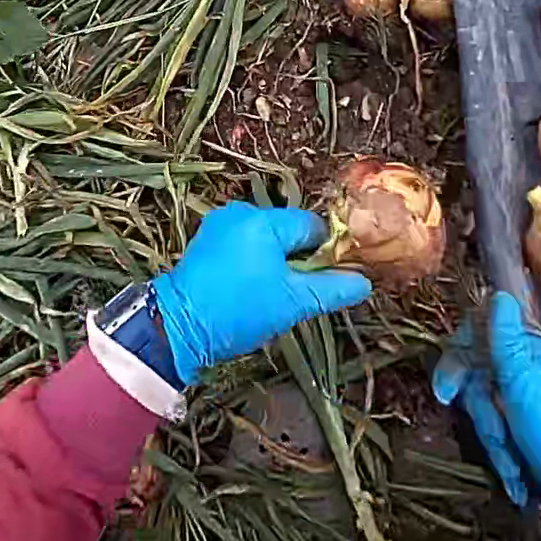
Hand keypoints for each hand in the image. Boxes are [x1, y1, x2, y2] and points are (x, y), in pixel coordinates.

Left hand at [154, 202, 372, 383]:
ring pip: (267, 237)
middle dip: (298, 258)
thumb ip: (331, 288)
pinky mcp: (207, 238)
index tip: (325, 278)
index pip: (312, 226)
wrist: (177, 328)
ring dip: (276, 260)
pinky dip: (254, 259)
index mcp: (265, 220)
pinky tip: (249, 286)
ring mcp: (222, 223)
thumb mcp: (292, 303)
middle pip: (289, 230)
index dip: (324, 252)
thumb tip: (363, 282)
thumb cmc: (239, 310)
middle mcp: (243, 212)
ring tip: (270, 293)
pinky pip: (245, 242)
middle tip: (295, 291)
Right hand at [433, 292, 540, 540]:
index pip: (477, 333)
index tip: (447, 389)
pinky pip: (500, 436)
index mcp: (528, 351)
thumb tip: (496, 293)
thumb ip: (506, 341)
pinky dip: (505, 459)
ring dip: (495, 441)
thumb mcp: (527, 388)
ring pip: (485, 409)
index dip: (457, 358)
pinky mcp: (528, 434)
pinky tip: (518, 478)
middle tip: (497, 433)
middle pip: (477, 375)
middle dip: (481, 411)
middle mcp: (526, 370)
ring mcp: (528, 403)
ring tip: (515, 467)